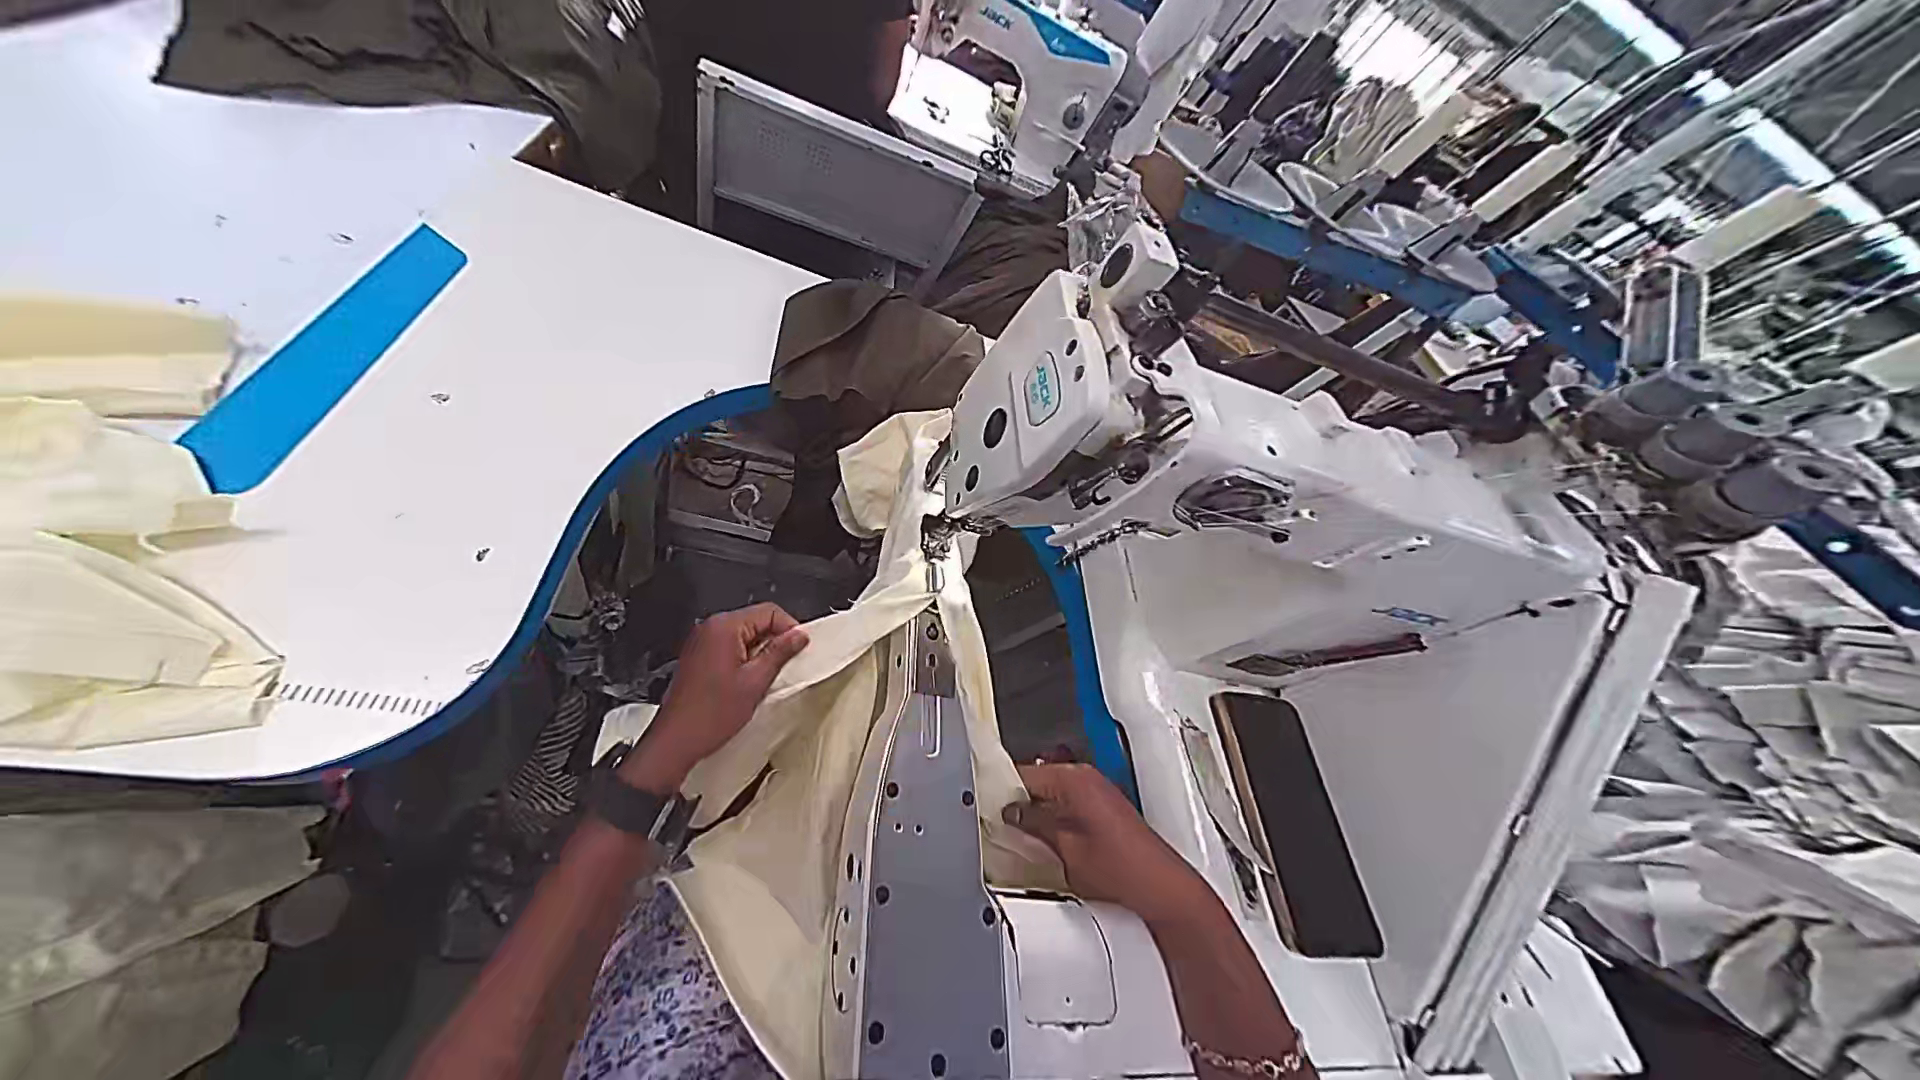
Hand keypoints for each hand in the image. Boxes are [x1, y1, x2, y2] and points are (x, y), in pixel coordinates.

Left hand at [618, 603, 808, 793]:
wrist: (676, 742)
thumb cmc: (708, 715)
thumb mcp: (756, 681)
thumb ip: (780, 653)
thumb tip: (798, 637)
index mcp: (724, 628)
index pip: (769, 611)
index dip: (789, 628)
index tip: (800, 647)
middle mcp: (710, 629)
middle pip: (756, 621)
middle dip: (774, 642)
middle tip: (785, 666)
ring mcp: (702, 642)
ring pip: (745, 636)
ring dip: (760, 653)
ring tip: (763, 679)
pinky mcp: (700, 657)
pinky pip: (731, 647)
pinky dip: (745, 660)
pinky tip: (749, 683)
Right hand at [1002, 763, 1210, 923]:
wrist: (1161, 890)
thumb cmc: (1124, 870)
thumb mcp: (1065, 849)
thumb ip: (1033, 824)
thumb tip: (1012, 813)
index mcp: (1075, 779)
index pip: (1024, 773)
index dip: (1001, 788)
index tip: (984, 800)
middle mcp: (1087, 778)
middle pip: (1037, 779)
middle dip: (1018, 799)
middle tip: (997, 819)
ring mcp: (1096, 791)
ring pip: (1051, 792)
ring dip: (1035, 808)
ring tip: (1017, 832)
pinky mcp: (1102, 807)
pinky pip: (1065, 802)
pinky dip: (1051, 815)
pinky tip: (1043, 837)